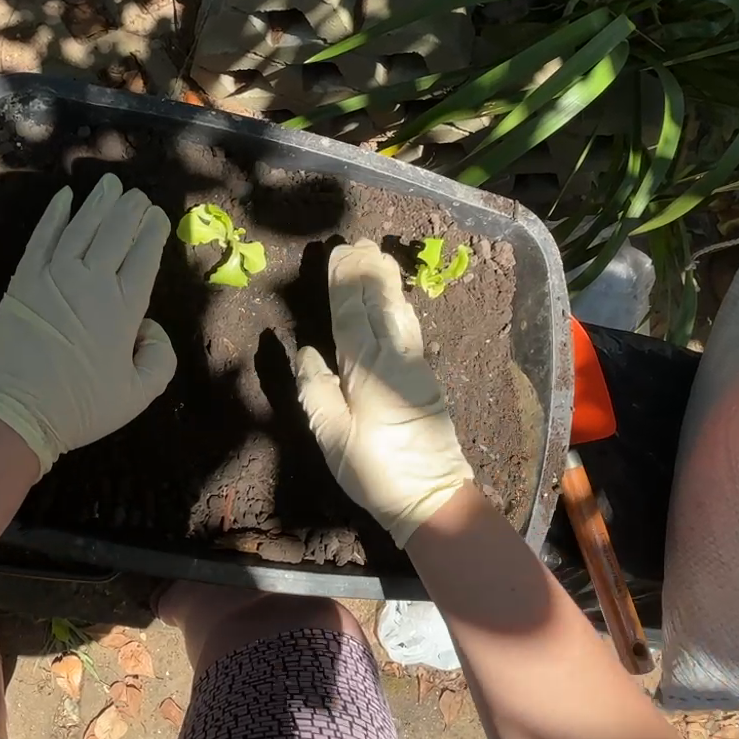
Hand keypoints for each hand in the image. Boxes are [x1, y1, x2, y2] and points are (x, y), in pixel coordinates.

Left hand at [0, 174, 177, 476]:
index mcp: (123, 307)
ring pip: (81, 227)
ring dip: (98, 203)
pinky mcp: (24, 279)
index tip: (157, 215)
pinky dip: (54, 215)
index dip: (153, 231)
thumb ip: (160, 357)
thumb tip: (150, 326)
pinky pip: (43, 237)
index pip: (145, 255)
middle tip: (138, 194)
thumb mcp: (138, 395)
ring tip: (111, 184)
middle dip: (130, 209)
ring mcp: (54, 275)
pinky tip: (64, 198)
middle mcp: (91, 281)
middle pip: (116, 233)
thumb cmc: (80, 407)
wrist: (13, 412)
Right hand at [295, 240, 472, 546]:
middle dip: (368, 271)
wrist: (432, 497)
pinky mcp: (424, 378)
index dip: (343, 281)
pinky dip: (398, 304)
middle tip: (359, 242)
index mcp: (367, 368)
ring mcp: (414, 366)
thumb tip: (306, 351)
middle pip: (380, 304)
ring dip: (386, 282)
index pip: (351, 314)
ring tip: (377, 256)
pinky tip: (396, 299)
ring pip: (399, 312)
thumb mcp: (332, 436)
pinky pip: (408, 328)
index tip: (338, 251)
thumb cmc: (374, 470)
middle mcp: (394, 357)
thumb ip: (316, 390)